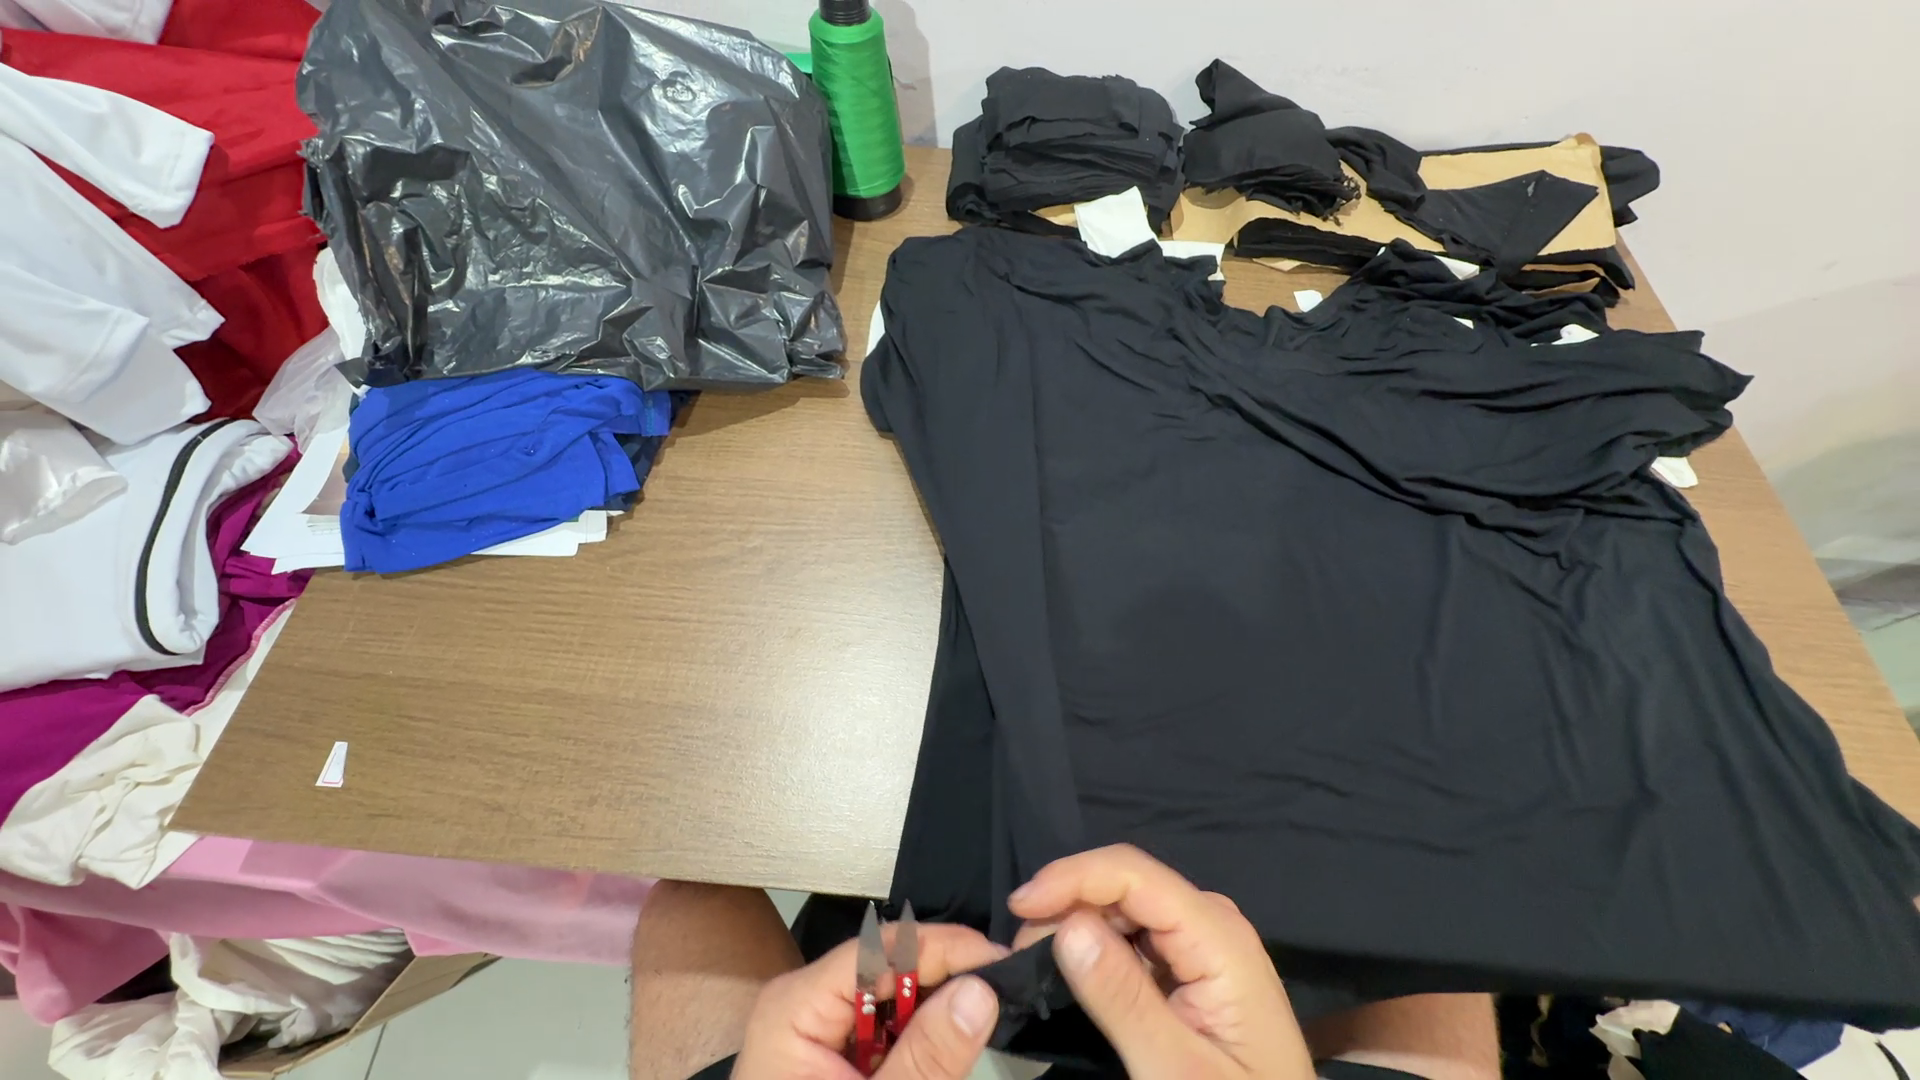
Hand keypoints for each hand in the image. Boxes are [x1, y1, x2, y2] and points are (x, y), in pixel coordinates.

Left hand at [731, 922, 1007, 1079]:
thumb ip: (925, 1057)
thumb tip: (981, 991)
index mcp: (796, 1004)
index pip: (878, 949)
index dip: (940, 944)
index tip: (998, 957)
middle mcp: (805, 998)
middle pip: (887, 965)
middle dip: (944, 973)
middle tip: (1002, 988)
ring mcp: (817, 1023)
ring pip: (892, 993)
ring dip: (936, 1003)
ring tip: (983, 1011)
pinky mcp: (833, 1048)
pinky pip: (885, 1023)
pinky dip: (919, 1032)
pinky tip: (947, 1041)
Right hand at [1009, 844, 1315, 1078]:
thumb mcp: (1176, 1071)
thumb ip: (1124, 999)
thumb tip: (1066, 925)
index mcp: (1217, 935)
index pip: (1132, 873)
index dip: (1070, 877)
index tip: (1017, 909)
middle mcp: (1209, 921)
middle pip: (1122, 884)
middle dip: (1065, 905)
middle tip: (1018, 957)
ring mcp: (1200, 940)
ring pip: (1121, 906)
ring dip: (1073, 924)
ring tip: (1033, 966)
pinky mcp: (1189, 963)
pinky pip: (1131, 934)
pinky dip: (1092, 946)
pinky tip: (1068, 974)